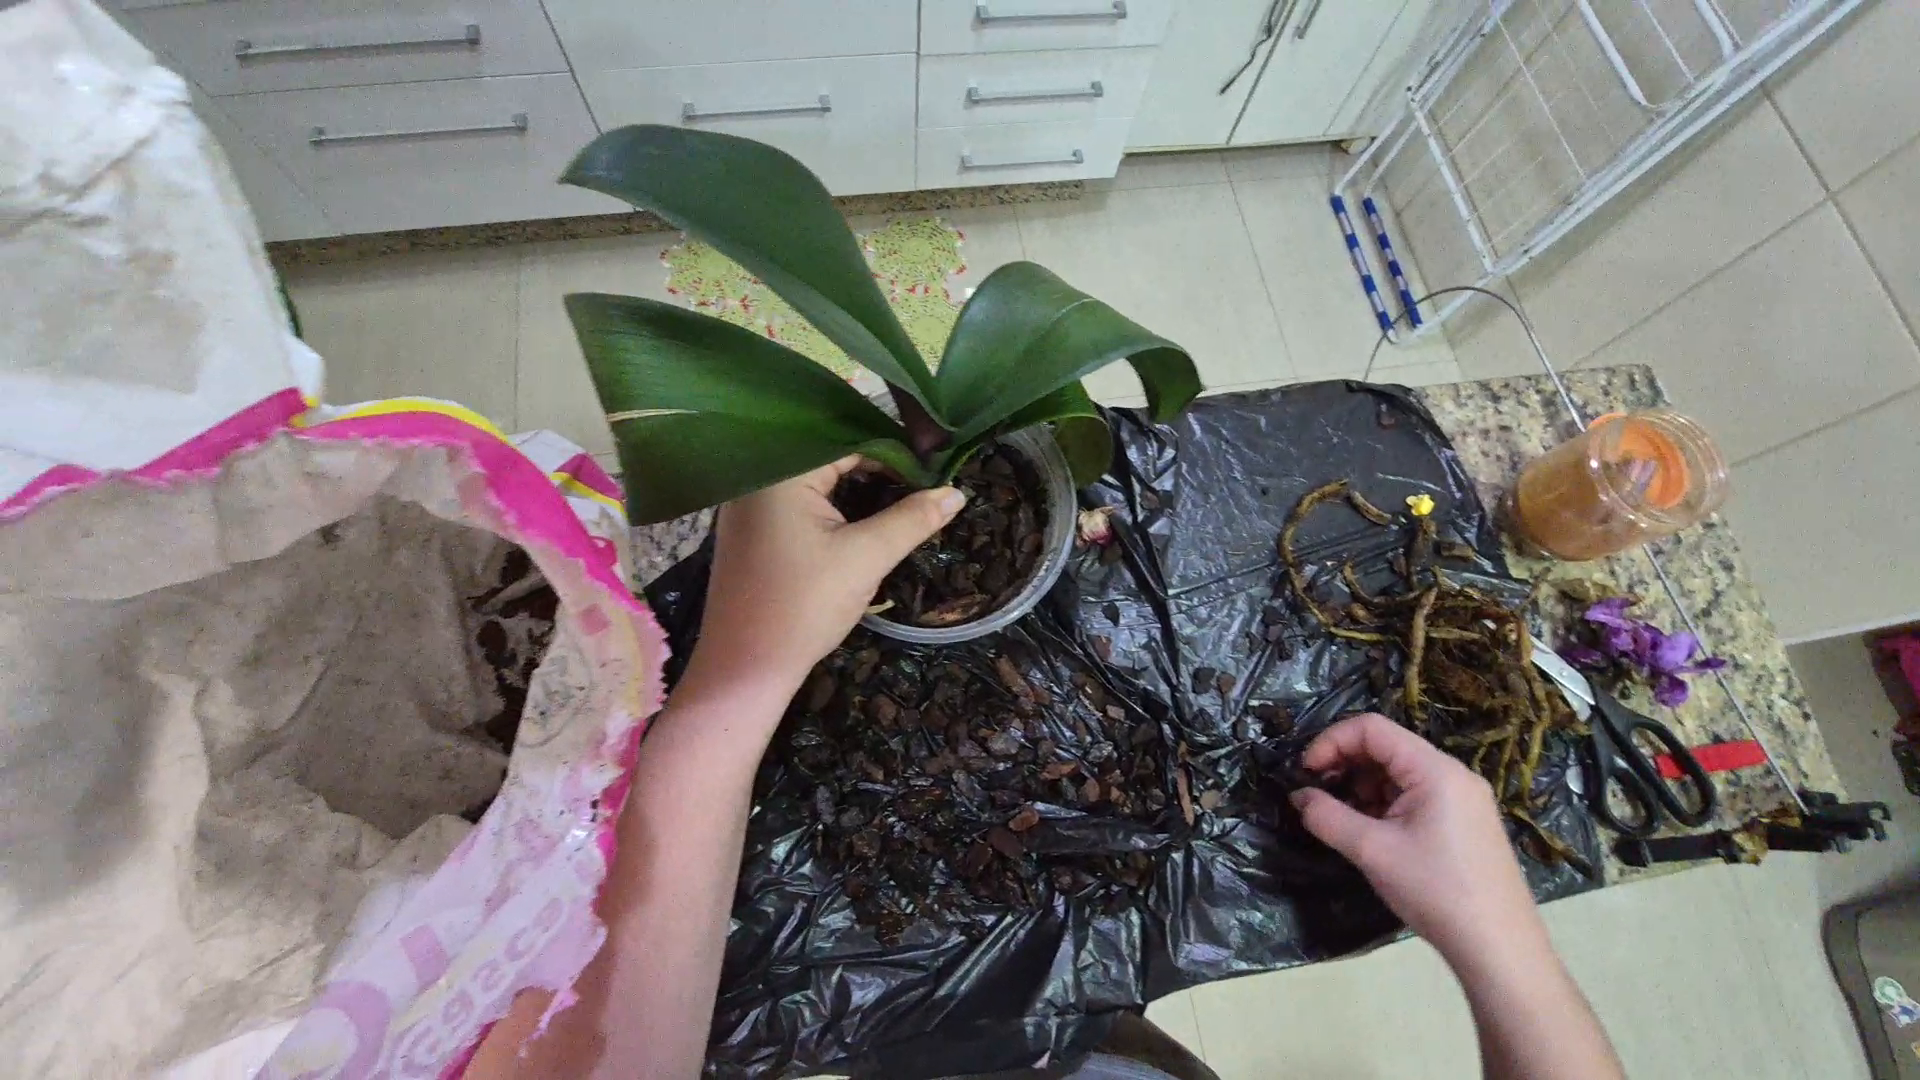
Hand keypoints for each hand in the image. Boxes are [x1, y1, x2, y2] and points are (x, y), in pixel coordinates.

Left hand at [688, 456, 963, 697]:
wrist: (745, 666)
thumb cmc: (804, 606)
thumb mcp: (866, 558)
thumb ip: (912, 519)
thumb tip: (956, 493)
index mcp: (780, 472)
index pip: (847, 438)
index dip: (893, 451)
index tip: (930, 471)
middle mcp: (758, 476)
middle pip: (828, 453)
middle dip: (875, 465)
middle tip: (919, 483)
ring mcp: (749, 503)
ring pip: (813, 476)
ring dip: (854, 483)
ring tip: (897, 496)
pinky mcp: (751, 528)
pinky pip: (797, 497)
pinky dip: (831, 501)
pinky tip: (858, 514)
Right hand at [1290, 713, 1542, 962]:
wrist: (1501, 952)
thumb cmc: (1436, 891)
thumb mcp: (1372, 851)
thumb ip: (1326, 816)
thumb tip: (1298, 796)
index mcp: (1435, 770)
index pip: (1371, 728)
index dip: (1331, 741)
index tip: (1306, 772)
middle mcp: (1451, 774)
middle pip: (1384, 746)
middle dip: (1344, 763)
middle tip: (1316, 793)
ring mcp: (1461, 798)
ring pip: (1396, 771)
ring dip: (1361, 785)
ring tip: (1341, 817)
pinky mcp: (1462, 821)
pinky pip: (1412, 793)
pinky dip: (1382, 802)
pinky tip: (1369, 831)